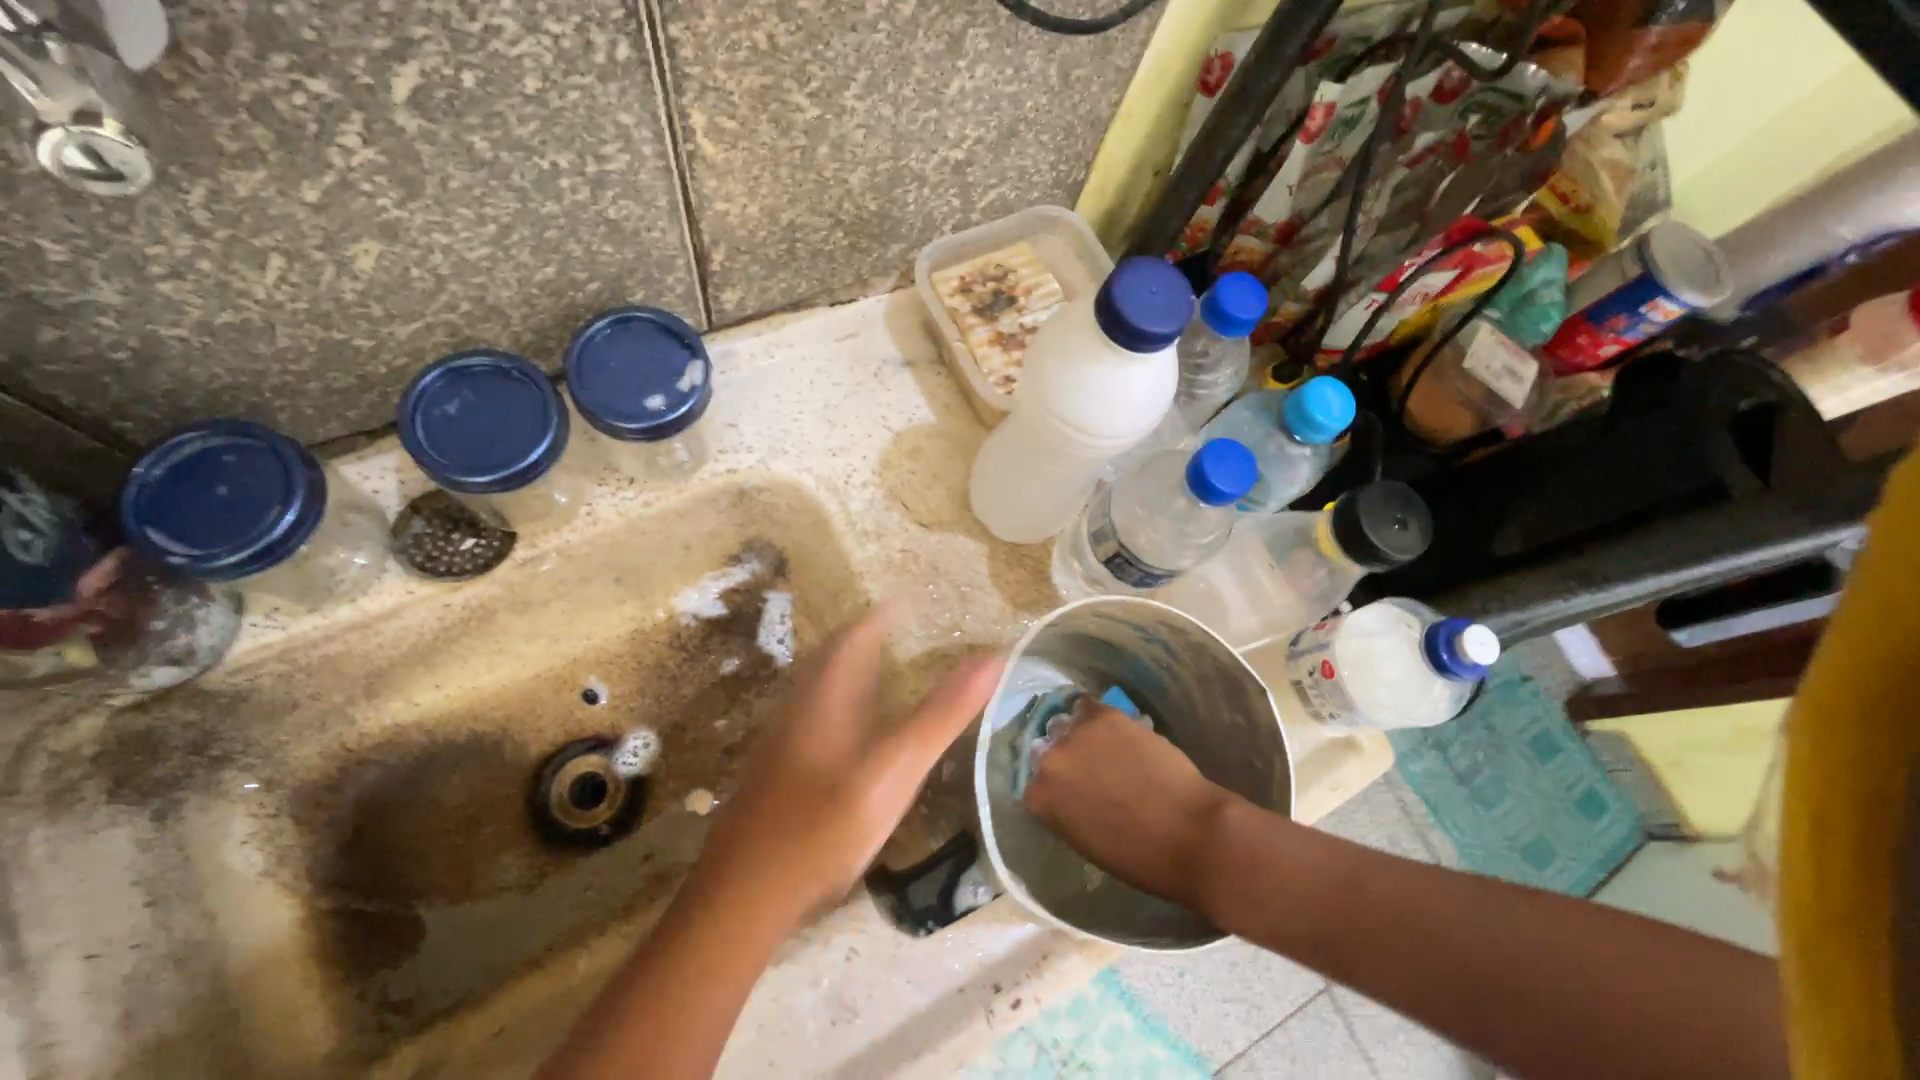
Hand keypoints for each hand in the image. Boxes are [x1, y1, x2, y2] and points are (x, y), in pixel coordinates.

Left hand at [692, 605, 1004, 923]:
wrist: (743, 896)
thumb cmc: (823, 829)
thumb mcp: (894, 772)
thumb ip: (942, 716)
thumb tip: (994, 658)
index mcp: (823, 700)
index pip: (852, 640)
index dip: (879, 618)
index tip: (904, 601)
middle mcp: (796, 712)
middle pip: (829, 662)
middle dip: (862, 642)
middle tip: (893, 632)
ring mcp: (778, 747)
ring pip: (815, 693)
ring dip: (846, 675)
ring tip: (877, 676)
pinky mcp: (771, 779)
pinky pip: (809, 722)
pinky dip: (835, 709)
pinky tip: (848, 740)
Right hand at [1022, 702, 1237, 911]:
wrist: (1186, 832)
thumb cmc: (1139, 855)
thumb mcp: (1086, 841)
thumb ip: (1066, 811)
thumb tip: (1072, 794)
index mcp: (1039, 801)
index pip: (1035, 786)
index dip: (1056, 787)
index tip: (1073, 791)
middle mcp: (1048, 763)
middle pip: (1049, 752)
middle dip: (1066, 760)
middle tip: (1091, 769)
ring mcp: (1074, 736)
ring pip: (1069, 726)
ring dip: (1083, 736)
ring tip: (1106, 746)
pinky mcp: (1104, 717)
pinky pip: (1090, 708)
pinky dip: (1099, 717)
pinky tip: (1115, 728)